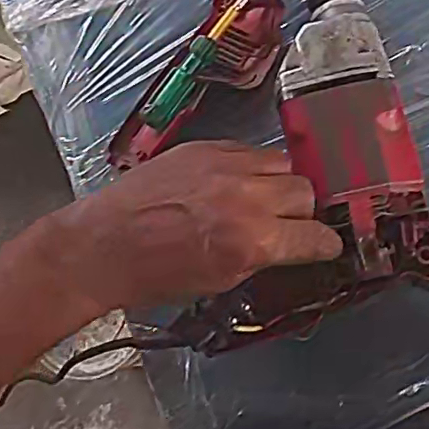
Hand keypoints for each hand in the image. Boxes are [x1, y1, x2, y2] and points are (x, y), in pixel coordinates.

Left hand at [56, 142, 342, 312]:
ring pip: (285, 164)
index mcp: (252, 240)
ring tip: (267, 198)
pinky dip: (254, 169)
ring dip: (283, 184)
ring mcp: (226, 166)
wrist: (103, 245)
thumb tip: (288, 245)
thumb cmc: (156, 274)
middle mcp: (247, 197)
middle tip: (291, 223)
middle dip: (304, 211)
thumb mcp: (221, 281)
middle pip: (306, 191)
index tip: (325, 245)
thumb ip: (263, 257)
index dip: (324, 244)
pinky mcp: (206, 147)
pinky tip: (239, 183)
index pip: (315, 236)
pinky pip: (251, 151)